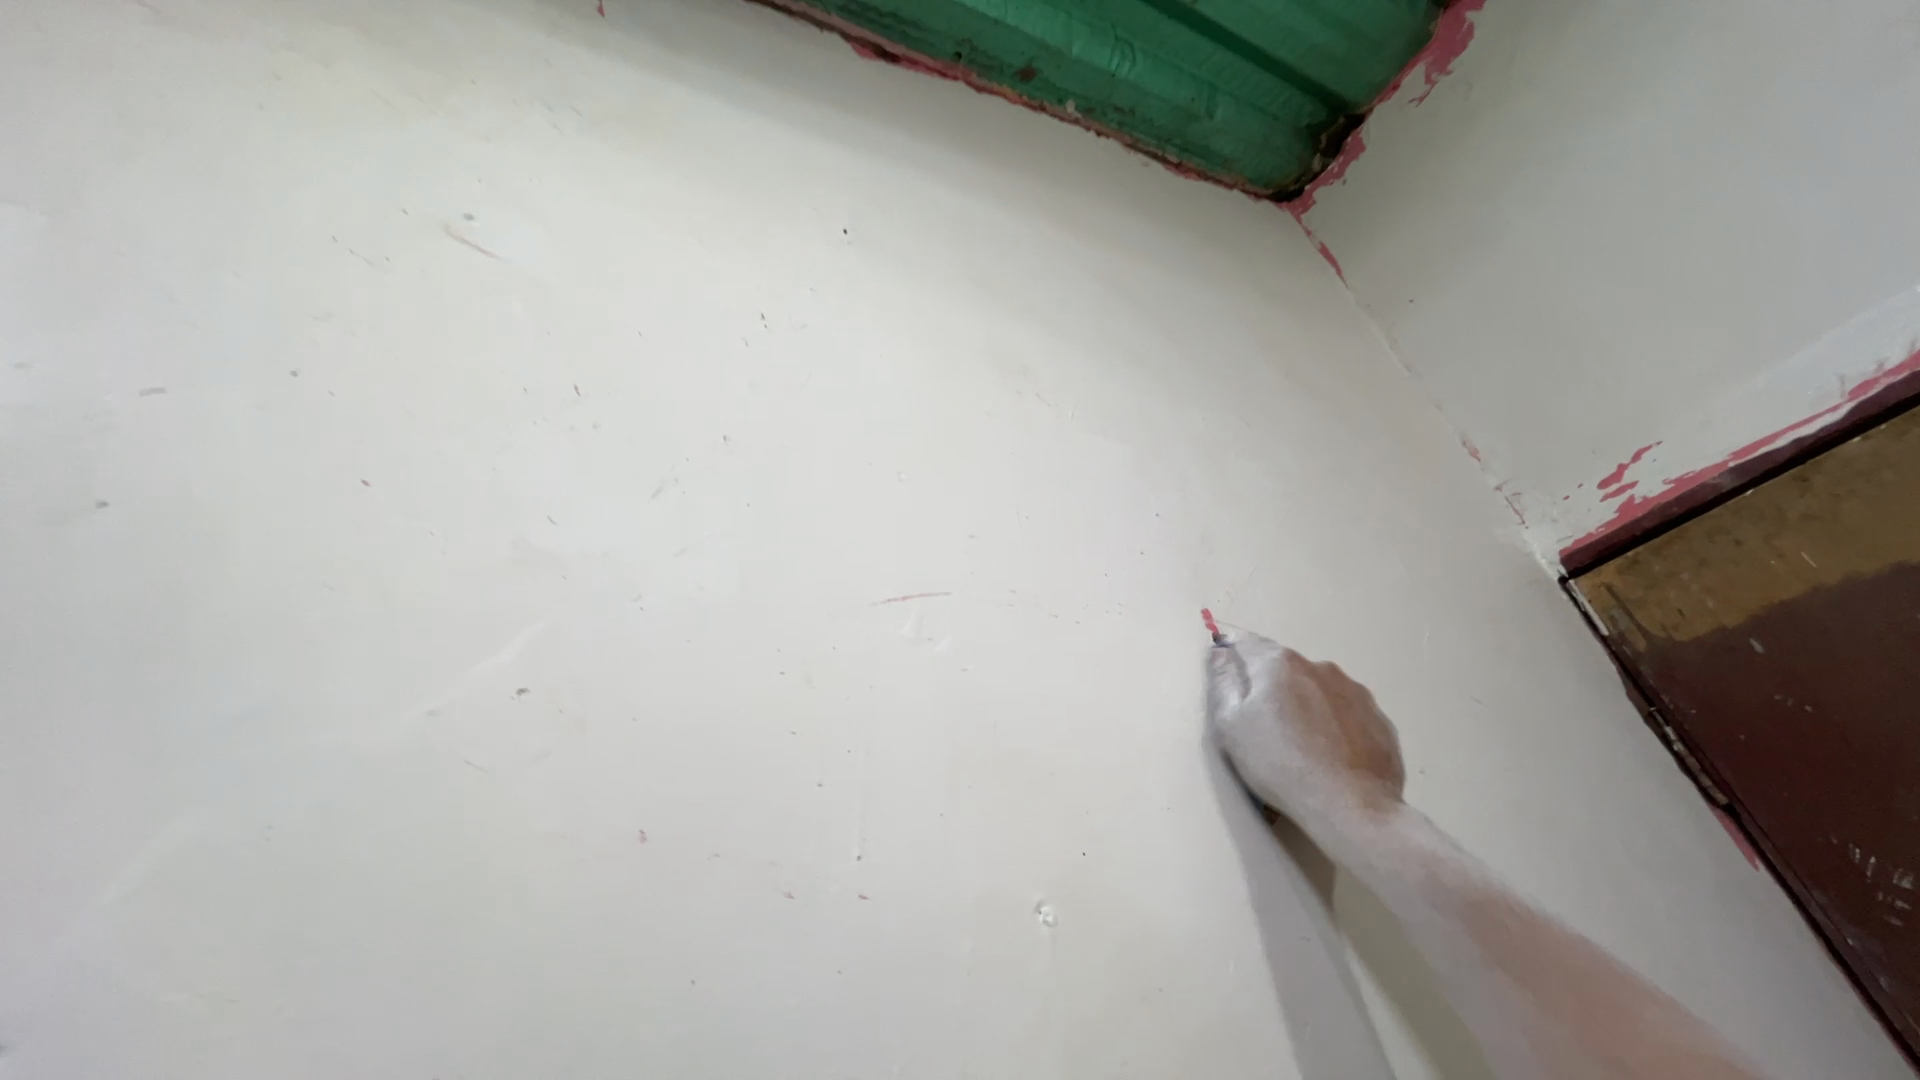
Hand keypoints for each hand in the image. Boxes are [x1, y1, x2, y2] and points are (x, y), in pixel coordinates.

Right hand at [1206, 630, 1406, 818]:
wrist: (1351, 807)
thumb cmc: (1278, 764)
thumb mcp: (1230, 725)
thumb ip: (1222, 681)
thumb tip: (1220, 652)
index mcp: (1278, 663)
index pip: (1245, 643)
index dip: (1232, 654)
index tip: (1227, 676)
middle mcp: (1318, 666)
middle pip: (1283, 666)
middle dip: (1270, 685)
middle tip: (1262, 723)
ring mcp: (1354, 691)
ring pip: (1317, 687)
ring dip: (1304, 703)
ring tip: (1301, 743)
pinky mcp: (1379, 718)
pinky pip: (1346, 711)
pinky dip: (1334, 723)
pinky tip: (1331, 754)